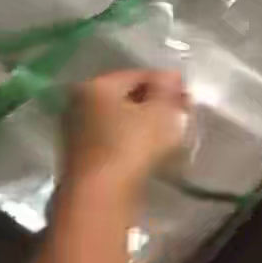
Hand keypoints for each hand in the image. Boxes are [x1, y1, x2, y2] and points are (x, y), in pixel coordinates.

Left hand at [61, 69, 189, 197]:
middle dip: (154, 99)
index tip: (188, 96)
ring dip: (141, 116)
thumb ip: (167, 88)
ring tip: (166, 128)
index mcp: (98, 85)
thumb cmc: (135, 144)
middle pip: (125, 92)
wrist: (101, 188)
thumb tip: (169, 73)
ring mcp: (73, 123)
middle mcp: (79, 98)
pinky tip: (145, 142)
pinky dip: (128, 130)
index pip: (140, 74)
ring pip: (117, 111)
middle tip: (180, 111)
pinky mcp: (77, 145)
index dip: (168, 83)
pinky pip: (109, 129)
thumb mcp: (162, 112)